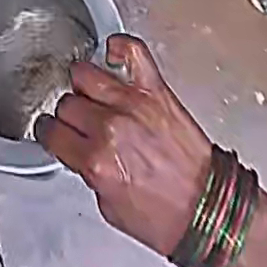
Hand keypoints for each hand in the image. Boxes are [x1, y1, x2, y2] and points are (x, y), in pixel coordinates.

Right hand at [35, 34, 214, 256]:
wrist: (216, 218)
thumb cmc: (171, 219)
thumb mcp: (110, 208)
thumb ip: (87, 170)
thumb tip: (78, 148)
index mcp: (96, 161)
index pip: (51, 131)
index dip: (51, 134)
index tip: (55, 133)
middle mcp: (110, 128)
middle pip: (66, 103)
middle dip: (72, 118)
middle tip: (84, 126)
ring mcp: (133, 105)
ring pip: (83, 74)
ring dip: (85, 88)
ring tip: (96, 99)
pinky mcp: (155, 91)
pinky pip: (131, 51)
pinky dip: (119, 47)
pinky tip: (112, 57)